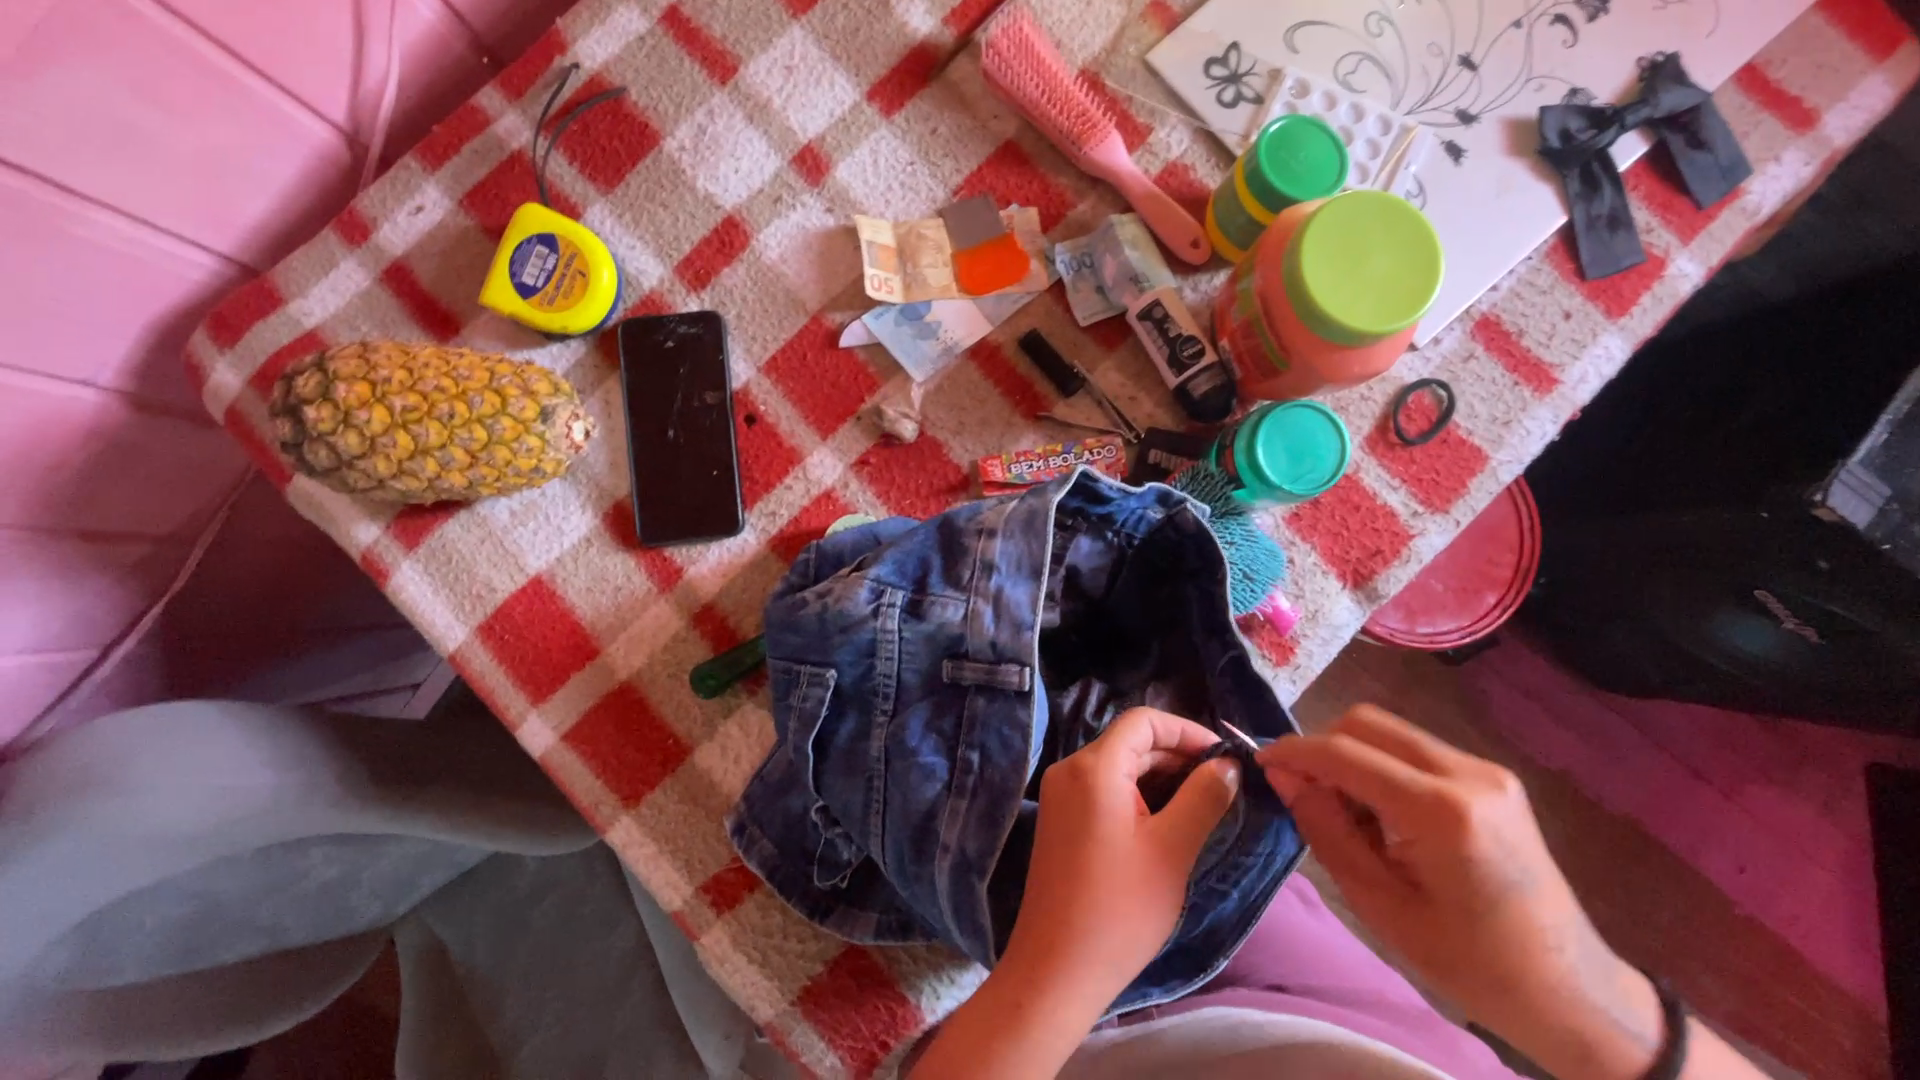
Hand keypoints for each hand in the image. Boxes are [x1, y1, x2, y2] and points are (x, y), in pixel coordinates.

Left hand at [1004, 706, 1241, 1011]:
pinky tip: (1168, 824)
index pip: (1143, 721)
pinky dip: (1138, 796)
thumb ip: (1204, 797)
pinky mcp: (1060, 821)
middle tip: (1223, 786)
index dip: (1187, 732)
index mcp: (1093, 767)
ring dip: (1161, 778)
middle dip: (1178, 756)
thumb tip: (1229, 764)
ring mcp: (1060, 796)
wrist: (1057, 967)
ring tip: (1204, 806)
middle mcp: (1070, 770)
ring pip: (1118, 767)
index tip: (1225, 758)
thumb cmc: (1120, 908)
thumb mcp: (1173, 849)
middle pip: (1130, 742)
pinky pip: (1104, 791)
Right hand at [1257, 706, 1663, 1074]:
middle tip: (1303, 793)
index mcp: (1440, 810)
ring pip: (1389, 731)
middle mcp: (1467, 772)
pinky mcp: (1492, 777)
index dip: (1293, 752)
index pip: (1344, 752)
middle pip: (1366, 723)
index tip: (1258, 763)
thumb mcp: (1378, 903)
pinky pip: (1415, 750)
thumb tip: (1282, 775)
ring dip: (1351, 756)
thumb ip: (1324, 827)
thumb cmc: (1467, 962)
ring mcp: (1485, 770)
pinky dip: (1381, 766)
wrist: (1569, 990)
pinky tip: (1381, 814)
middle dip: (1322, 747)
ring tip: (1345, 811)